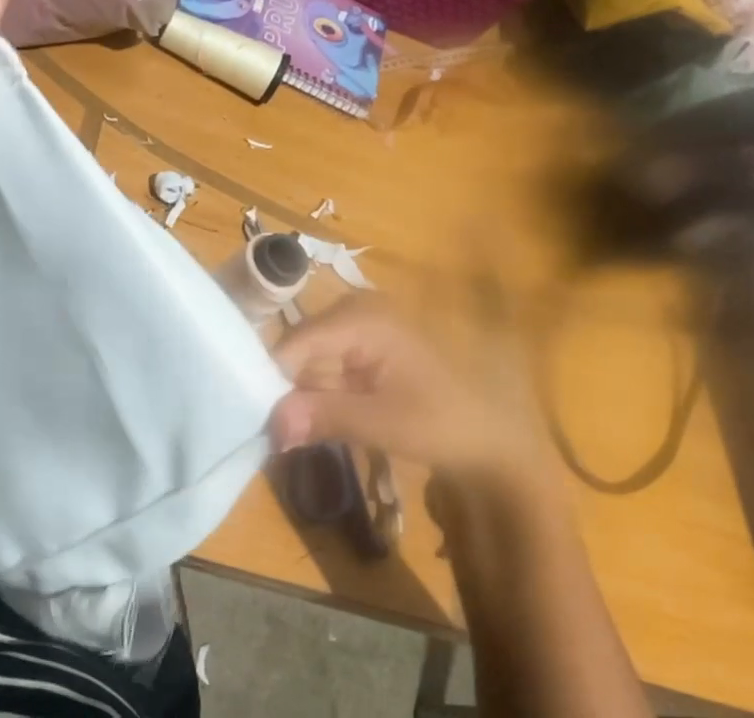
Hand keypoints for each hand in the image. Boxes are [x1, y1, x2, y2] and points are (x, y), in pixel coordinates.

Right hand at [270, 297, 552, 486]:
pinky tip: (315, 426)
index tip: (259, 424)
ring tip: (293, 435)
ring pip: (308, 363)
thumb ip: (323, 417)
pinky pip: (325, 371)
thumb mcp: (381, 423)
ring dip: (301, 400)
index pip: (295, 344)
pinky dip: (318, 399)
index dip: (272, 383)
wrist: (494, 443)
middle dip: (287, 393)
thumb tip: (270, 426)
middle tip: (278, 436)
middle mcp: (355, 311)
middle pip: (298, 351)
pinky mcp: (364, 351)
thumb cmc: (445, 425)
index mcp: (362, 317)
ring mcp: (360, 330)